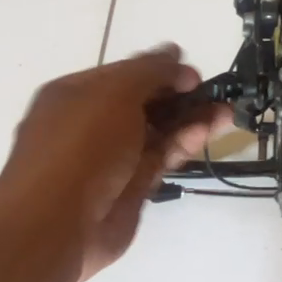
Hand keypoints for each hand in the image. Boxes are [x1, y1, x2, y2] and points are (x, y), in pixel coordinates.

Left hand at [0, 46, 231, 281]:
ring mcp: (111, 157)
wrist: (56, 225)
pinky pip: (162, 157)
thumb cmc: (80, 147)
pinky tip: (207, 133)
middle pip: (146, 102)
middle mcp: (92, 123)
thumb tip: (177, 56)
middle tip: (217, 93)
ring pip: (159, 130)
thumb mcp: (115, 92)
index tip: (194, 73)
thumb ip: (151, 71)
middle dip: (182, 95)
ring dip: (192, 119)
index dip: (161, 70)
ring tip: (225, 113)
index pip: (126, 73)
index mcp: (76, 94)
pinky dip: (185, 144)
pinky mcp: (131, 186)